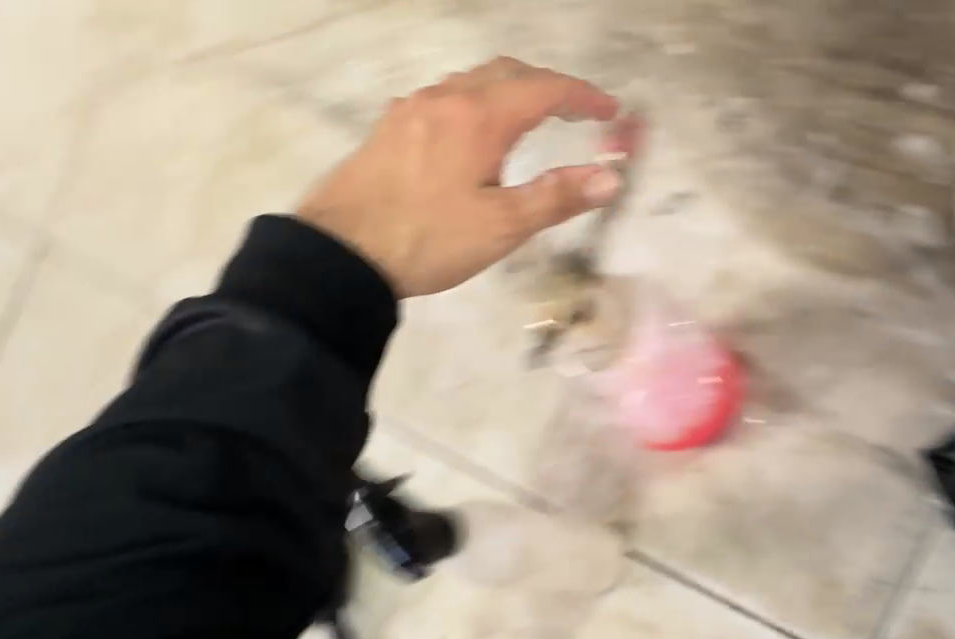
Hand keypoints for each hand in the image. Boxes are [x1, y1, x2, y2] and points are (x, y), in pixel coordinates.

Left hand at [295, 58, 622, 297]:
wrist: (344, 250)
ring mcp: (412, 110)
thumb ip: (557, 198)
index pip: (542, 89)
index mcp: (478, 118)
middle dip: (547, 86)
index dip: (582, 95)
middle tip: (575, 112)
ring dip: (509, 92)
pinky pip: (444, 100)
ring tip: (531, 122)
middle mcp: (445, 100)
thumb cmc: (430, 239)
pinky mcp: (390, 129)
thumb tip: (610, 178)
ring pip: (471, 83)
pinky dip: (477, 105)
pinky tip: (475, 138)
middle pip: (505, 73)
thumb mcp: (502, 225)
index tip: (610, 111)